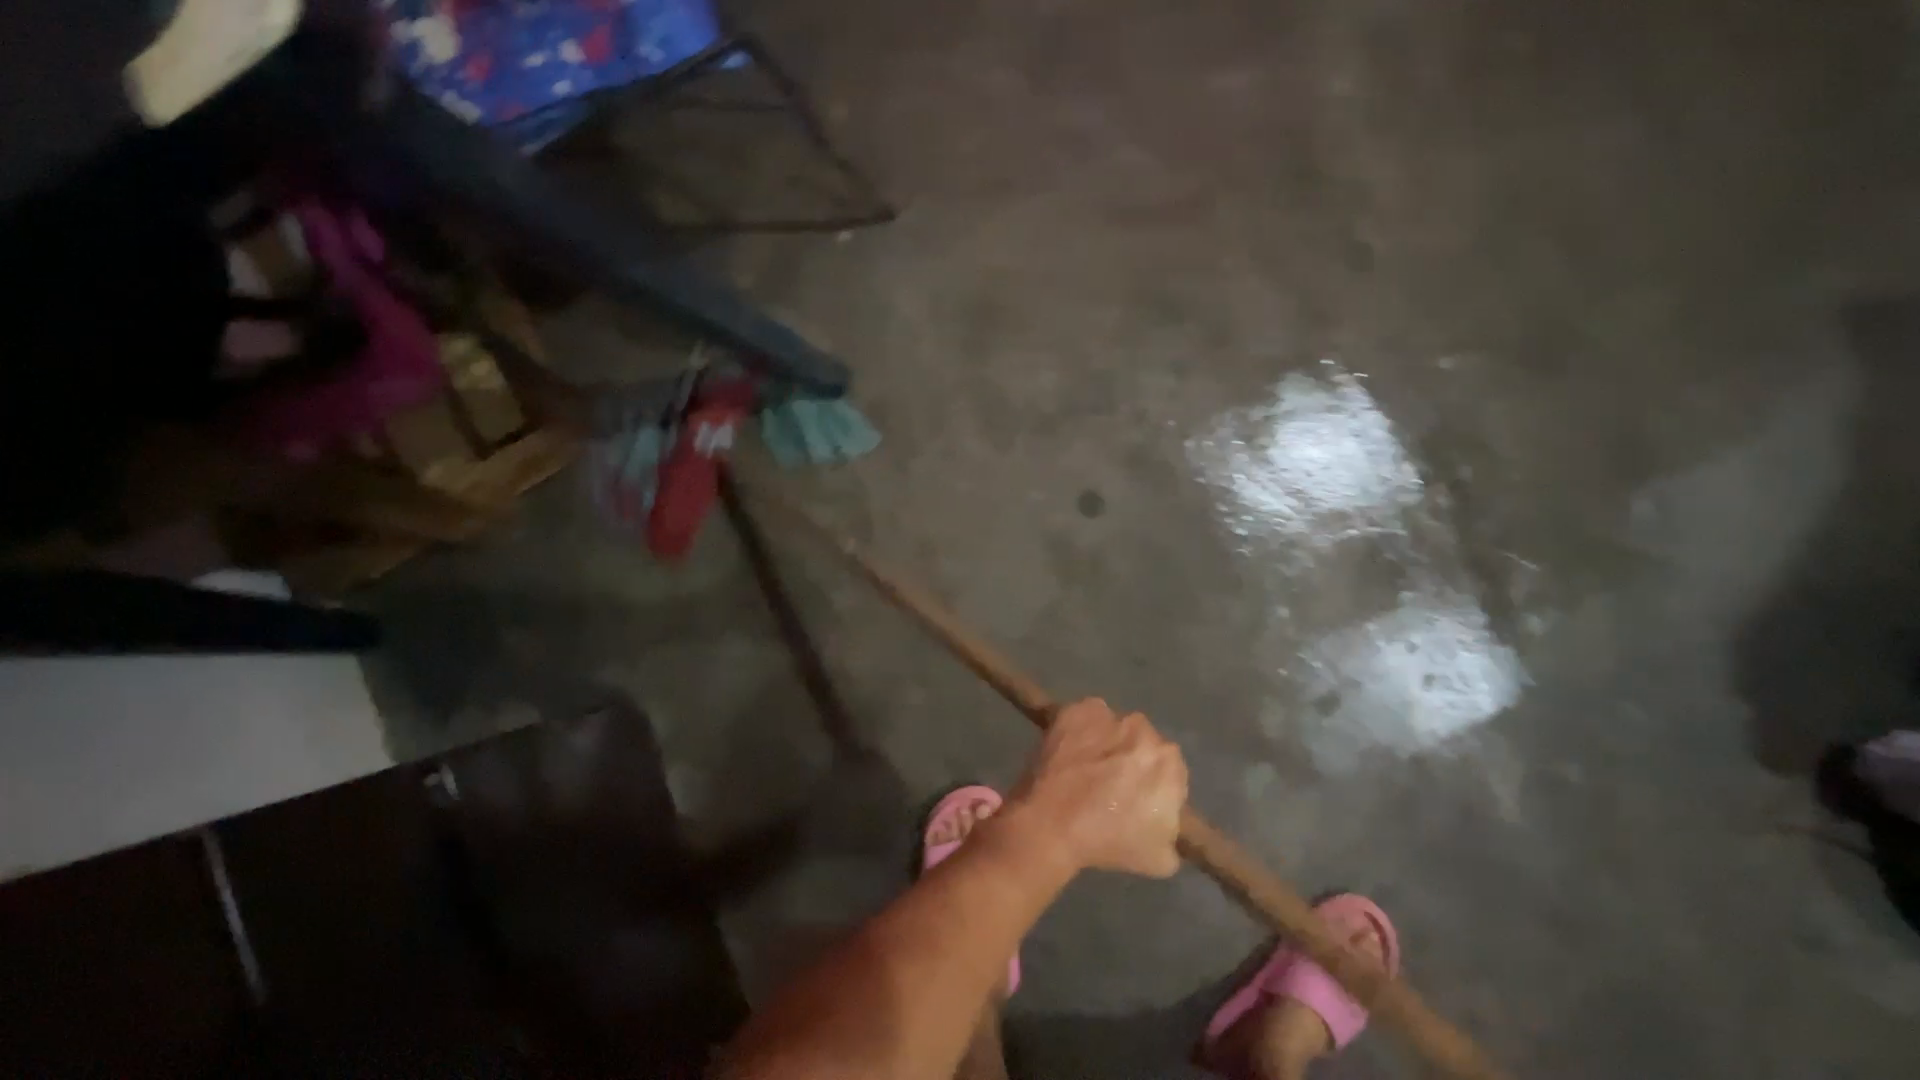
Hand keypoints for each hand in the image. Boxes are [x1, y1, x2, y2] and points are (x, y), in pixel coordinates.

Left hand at [1007, 698, 1187, 877]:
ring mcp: (1108, 716)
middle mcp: (1144, 730)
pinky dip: (1080, 730)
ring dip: (1106, 743)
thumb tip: (1166, 826)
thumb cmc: (1108, 843)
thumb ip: (1172, 835)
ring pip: (1114, 729)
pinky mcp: (1076, 711)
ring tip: (1084, 770)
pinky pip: (1085, 717)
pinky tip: (1069, 753)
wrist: (1052, 826)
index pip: (1169, 771)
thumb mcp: (1160, 859)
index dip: (1152, 786)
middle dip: (1131, 761)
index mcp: (1170, 762)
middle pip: (1142, 744)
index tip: (1135, 801)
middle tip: (1109, 787)